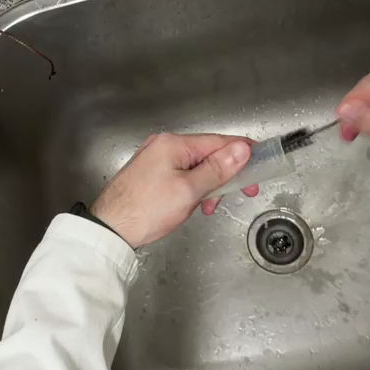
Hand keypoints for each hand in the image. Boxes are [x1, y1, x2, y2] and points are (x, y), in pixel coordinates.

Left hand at [91, 133, 252, 247]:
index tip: (260, 165)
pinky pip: (181, 176)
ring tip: (207, 207)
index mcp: (173, 144)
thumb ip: (218, 169)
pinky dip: (193, 189)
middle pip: (207, 153)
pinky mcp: (150, 175)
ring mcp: (155, 160)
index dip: (243, 153)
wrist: (110, 229)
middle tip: (242, 191)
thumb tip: (241, 149)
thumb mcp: (189, 190)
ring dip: (208, 185)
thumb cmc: (146, 210)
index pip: (218, 141)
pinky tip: (193, 205)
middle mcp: (162, 145)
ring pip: (195, 167)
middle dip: (224, 174)